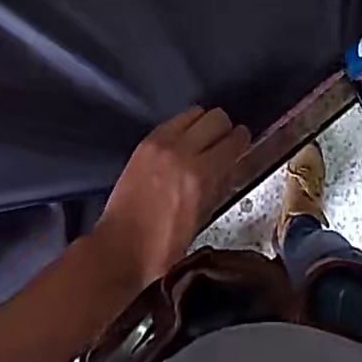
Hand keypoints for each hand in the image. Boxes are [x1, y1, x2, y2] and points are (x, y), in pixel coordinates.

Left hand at [94, 107, 250, 285]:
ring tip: (201, 140)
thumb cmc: (162, 245)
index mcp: (201, 176)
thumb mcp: (202, 219)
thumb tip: (230, 165)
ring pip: (195, 113)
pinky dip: (183, 127)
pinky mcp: (145, 144)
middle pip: (217, 118)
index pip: (233, 141)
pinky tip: (181, 142)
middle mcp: (182, 153)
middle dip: (225, 129)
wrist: (119, 248)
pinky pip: (173, 121)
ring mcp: (161, 145)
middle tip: (223, 141)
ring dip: (203, 124)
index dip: (242, 140)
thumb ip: (219, 185)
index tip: (242, 142)